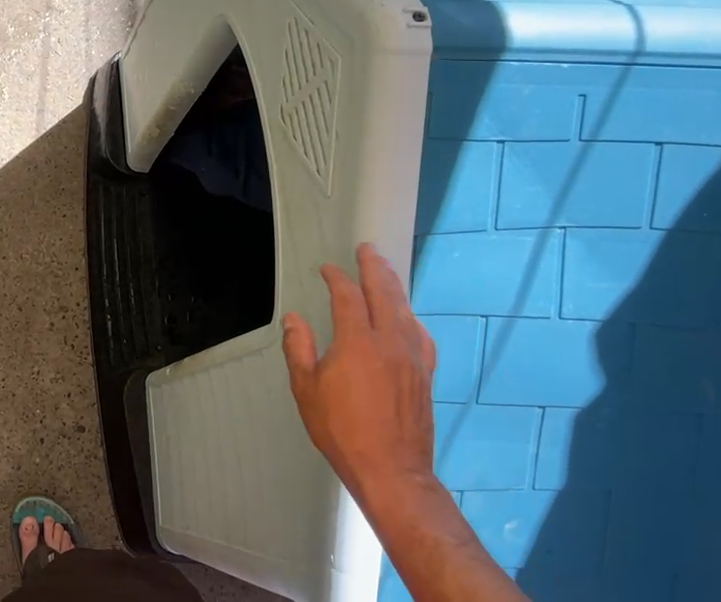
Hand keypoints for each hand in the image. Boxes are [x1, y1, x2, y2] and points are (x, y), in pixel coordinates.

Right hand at [281, 244, 436, 510]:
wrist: (392, 471)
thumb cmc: (341, 429)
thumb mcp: (306, 389)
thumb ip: (299, 349)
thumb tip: (294, 319)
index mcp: (357, 343)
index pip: (348, 297)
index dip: (336, 278)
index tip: (326, 269)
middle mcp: (390, 343)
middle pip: (384, 294)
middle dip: (374, 269)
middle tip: (367, 249)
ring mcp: (413, 359)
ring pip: (406, 311)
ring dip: (394, 288)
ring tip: (386, 273)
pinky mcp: (426, 376)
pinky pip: (421, 336)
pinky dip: (412, 318)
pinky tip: (409, 318)